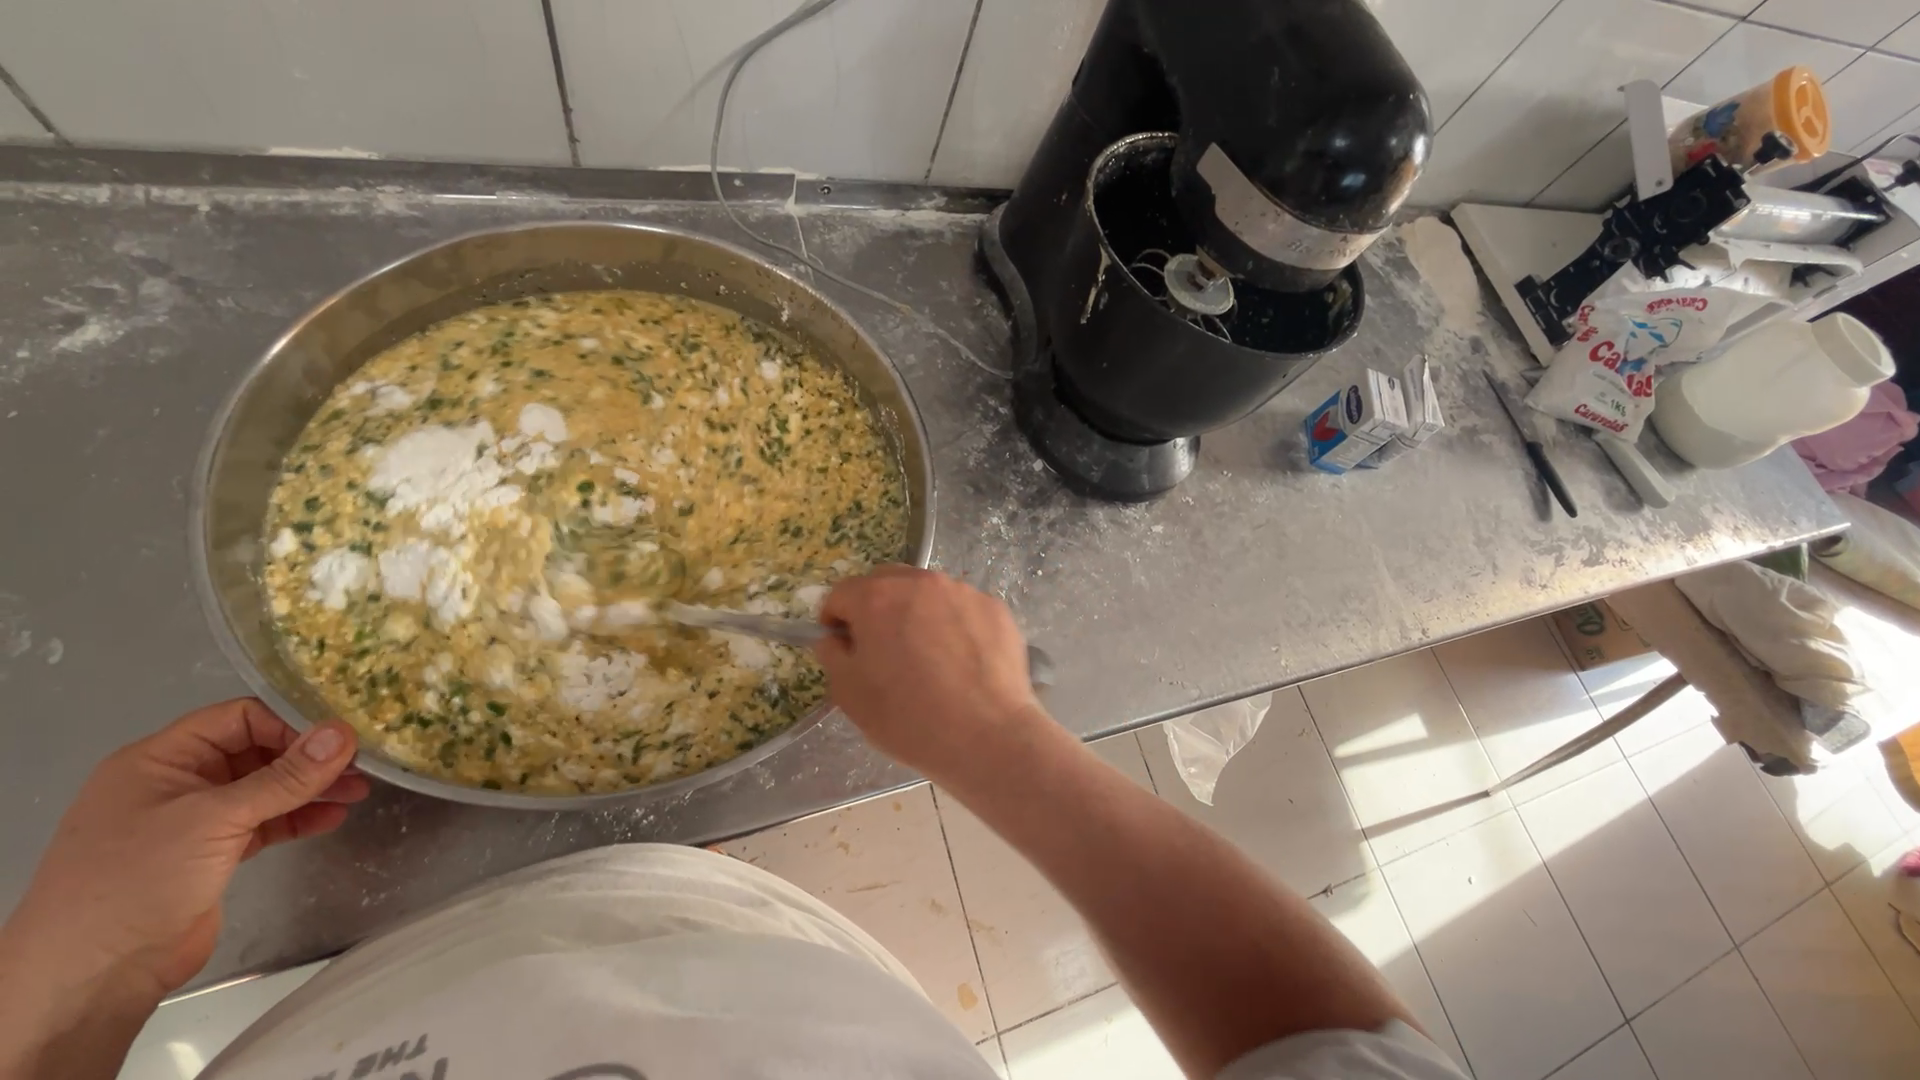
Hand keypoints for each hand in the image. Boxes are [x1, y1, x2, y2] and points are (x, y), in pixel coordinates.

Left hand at [1, 699, 366, 1004]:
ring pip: (266, 789)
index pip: (238, 719)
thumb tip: (343, 733)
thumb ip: (285, 777)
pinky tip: (331, 819)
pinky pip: (265, 822)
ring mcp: (193, 821)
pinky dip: (298, 818)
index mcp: (160, 760)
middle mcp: (177, 783)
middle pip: (257, 752)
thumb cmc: (138, 880)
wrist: (93, 976)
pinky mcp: (211, 854)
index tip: (340, 740)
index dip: (290, 724)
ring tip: (358, 793)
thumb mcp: (216, 819)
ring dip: (312, 789)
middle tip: (362, 766)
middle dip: (310, 759)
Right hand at [816, 566, 1049, 780]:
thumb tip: (834, 639)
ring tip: (927, 656)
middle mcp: (920, 582)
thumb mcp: (850, 694)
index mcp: (877, 598)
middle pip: (886, 582)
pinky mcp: (994, 608)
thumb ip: (833, 656)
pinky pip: (962, 609)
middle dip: (875, 608)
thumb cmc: (908, 717)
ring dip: (917, 614)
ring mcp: (962, 592)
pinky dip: (954, 625)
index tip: (842, 645)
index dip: (834, 619)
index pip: (841, 594)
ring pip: (927, 593)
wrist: (987, 735)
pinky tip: (961, 661)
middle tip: (882, 648)